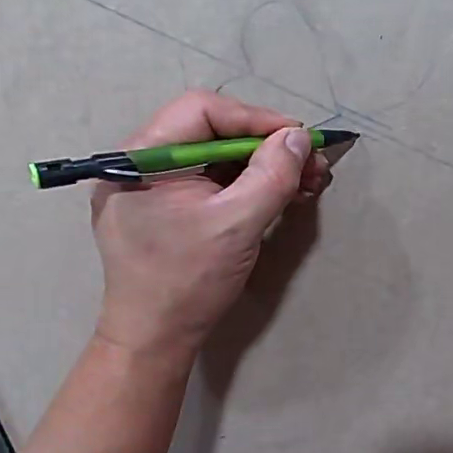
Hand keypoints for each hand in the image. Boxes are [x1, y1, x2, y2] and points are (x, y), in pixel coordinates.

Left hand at [91, 91, 333, 356]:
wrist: (154, 341)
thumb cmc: (188, 282)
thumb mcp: (237, 225)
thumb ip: (271, 175)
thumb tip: (299, 137)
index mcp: (142, 157)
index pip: (202, 111)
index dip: (255, 119)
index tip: (298, 138)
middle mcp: (141, 163)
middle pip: (211, 132)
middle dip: (265, 146)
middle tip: (310, 164)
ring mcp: (152, 187)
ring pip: (215, 158)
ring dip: (262, 166)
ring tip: (306, 181)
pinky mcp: (166, 209)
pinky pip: (209, 182)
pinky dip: (246, 185)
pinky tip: (280, 193)